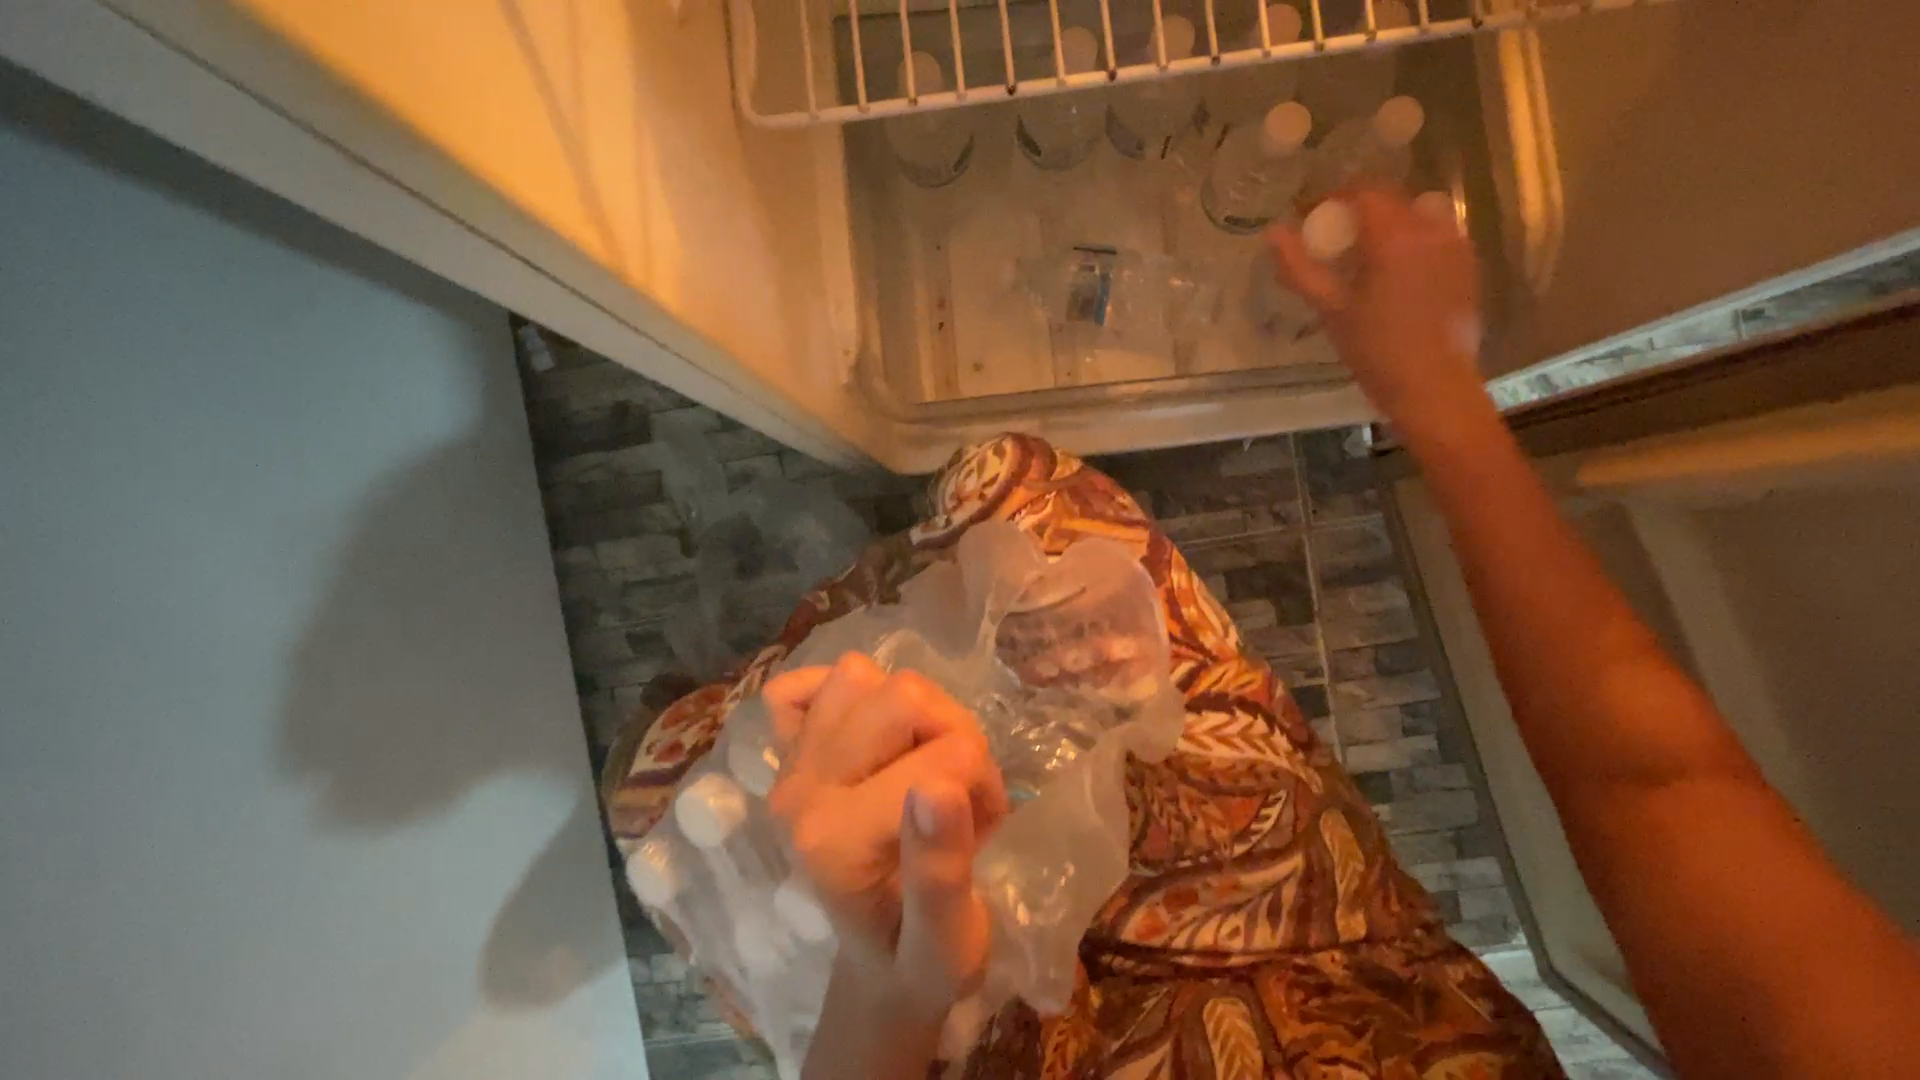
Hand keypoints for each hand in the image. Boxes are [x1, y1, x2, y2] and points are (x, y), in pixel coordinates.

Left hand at [763, 653, 1008, 1017]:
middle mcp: (800, 790)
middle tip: (961, 790)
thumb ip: (940, 872)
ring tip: (924, 758)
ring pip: (860, 675)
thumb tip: (939, 785)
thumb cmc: (923, 962)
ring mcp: (787, 765)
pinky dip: (838, 697)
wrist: (876, 969)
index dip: (984, 783)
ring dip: (910, 709)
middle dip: (955, 734)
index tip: (985, 826)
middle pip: (904, 696)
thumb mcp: (950, 943)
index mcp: (838, 841)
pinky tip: (869, 736)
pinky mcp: (783, 750)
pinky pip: (795, 687)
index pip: (945, 756)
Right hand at [1267, 190, 1485, 424]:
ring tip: (1367, 253)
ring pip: (1417, 212)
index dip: (1332, 195)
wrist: (1433, 386)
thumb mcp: (1330, 310)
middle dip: (1359, 209)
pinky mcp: (1467, 264)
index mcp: (1394, 235)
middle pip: (1391, 198)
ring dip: (1389, 221)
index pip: (1362, 190)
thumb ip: (1300, 268)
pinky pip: (1437, 234)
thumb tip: (1272, 233)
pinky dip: (1413, 239)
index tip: (1308, 213)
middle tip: (1332, 236)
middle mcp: (1431, 228)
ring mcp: (1455, 244)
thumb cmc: (1375, 351)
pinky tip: (1396, 272)